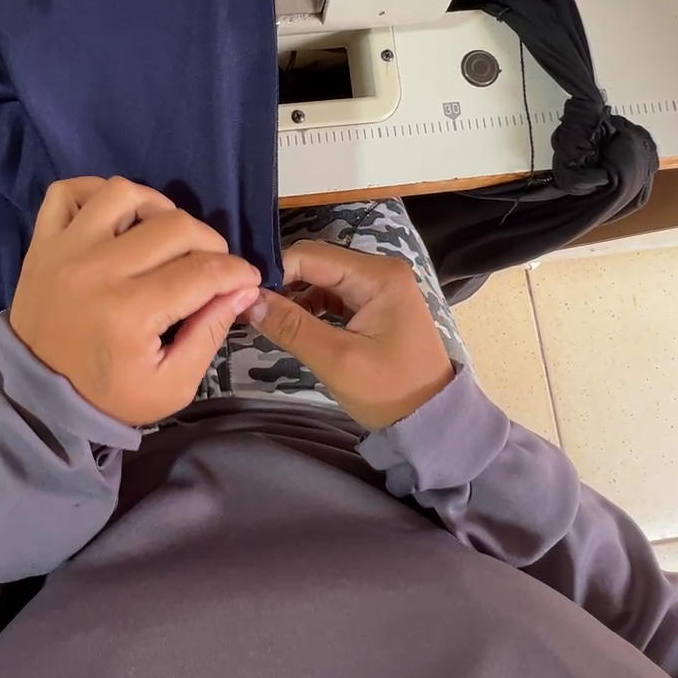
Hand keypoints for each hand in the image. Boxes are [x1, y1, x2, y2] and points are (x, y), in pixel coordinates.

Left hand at [10, 177, 262, 424]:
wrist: (35, 398)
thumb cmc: (107, 396)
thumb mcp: (171, 386)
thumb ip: (210, 334)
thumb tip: (243, 288)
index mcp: (132, 312)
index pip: (203, 271)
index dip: (236, 271)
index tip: (246, 278)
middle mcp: (99, 270)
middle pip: (174, 226)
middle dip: (210, 242)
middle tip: (213, 263)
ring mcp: (65, 250)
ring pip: (124, 194)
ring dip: (158, 207)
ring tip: (167, 235)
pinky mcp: (42, 242)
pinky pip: (68, 191)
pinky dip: (96, 192)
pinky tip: (118, 217)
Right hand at [246, 240, 454, 428]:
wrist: (433, 421)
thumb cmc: (390, 391)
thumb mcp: (337, 361)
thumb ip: (291, 327)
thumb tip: (248, 300)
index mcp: (378, 275)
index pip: (310, 256)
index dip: (275, 272)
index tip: (244, 296)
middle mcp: (379, 269)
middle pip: (315, 262)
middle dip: (281, 283)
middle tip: (249, 307)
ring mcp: (378, 285)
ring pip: (320, 278)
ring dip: (293, 296)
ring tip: (265, 318)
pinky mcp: (374, 303)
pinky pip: (332, 293)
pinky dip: (309, 306)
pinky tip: (291, 325)